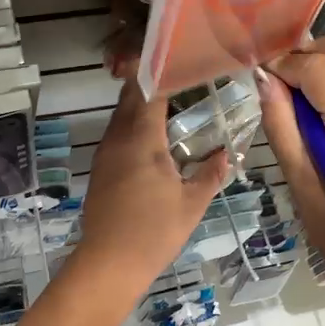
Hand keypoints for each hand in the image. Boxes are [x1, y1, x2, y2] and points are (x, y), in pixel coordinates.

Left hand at [76, 82, 230, 282]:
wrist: (109, 263)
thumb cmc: (154, 231)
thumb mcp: (192, 203)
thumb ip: (210, 174)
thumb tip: (225, 154)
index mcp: (142, 138)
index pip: (148, 91)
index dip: (162, 73)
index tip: (179, 62)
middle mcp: (119, 138)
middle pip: (130, 98)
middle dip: (149, 84)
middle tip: (176, 79)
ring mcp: (105, 153)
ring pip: (120, 117)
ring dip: (139, 106)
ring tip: (167, 105)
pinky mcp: (99, 170)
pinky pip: (116, 135)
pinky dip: (131, 127)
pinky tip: (150, 139)